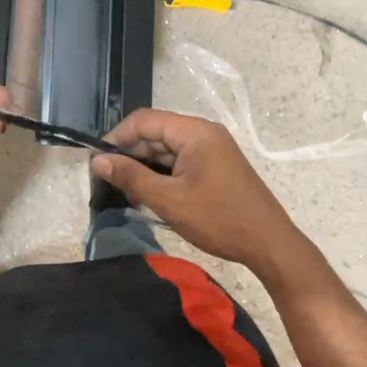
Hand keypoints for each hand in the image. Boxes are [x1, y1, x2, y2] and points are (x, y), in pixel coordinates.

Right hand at [91, 108, 309, 278]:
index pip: (144, 120)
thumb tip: (97, 161)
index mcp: (194, 132)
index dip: (117, 137)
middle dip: (130, 154)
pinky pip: (180, 159)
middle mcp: (204, 132)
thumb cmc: (219, 220)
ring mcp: (212, 148)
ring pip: (166, 148)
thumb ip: (130, 177)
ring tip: (127, 192)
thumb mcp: (168, 200)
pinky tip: (150, 194)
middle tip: (110, 181)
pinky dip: (162, 174)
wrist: (270, 245)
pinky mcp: (215, 164)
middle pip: (155, 132)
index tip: (98, 162)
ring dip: (145, 167)